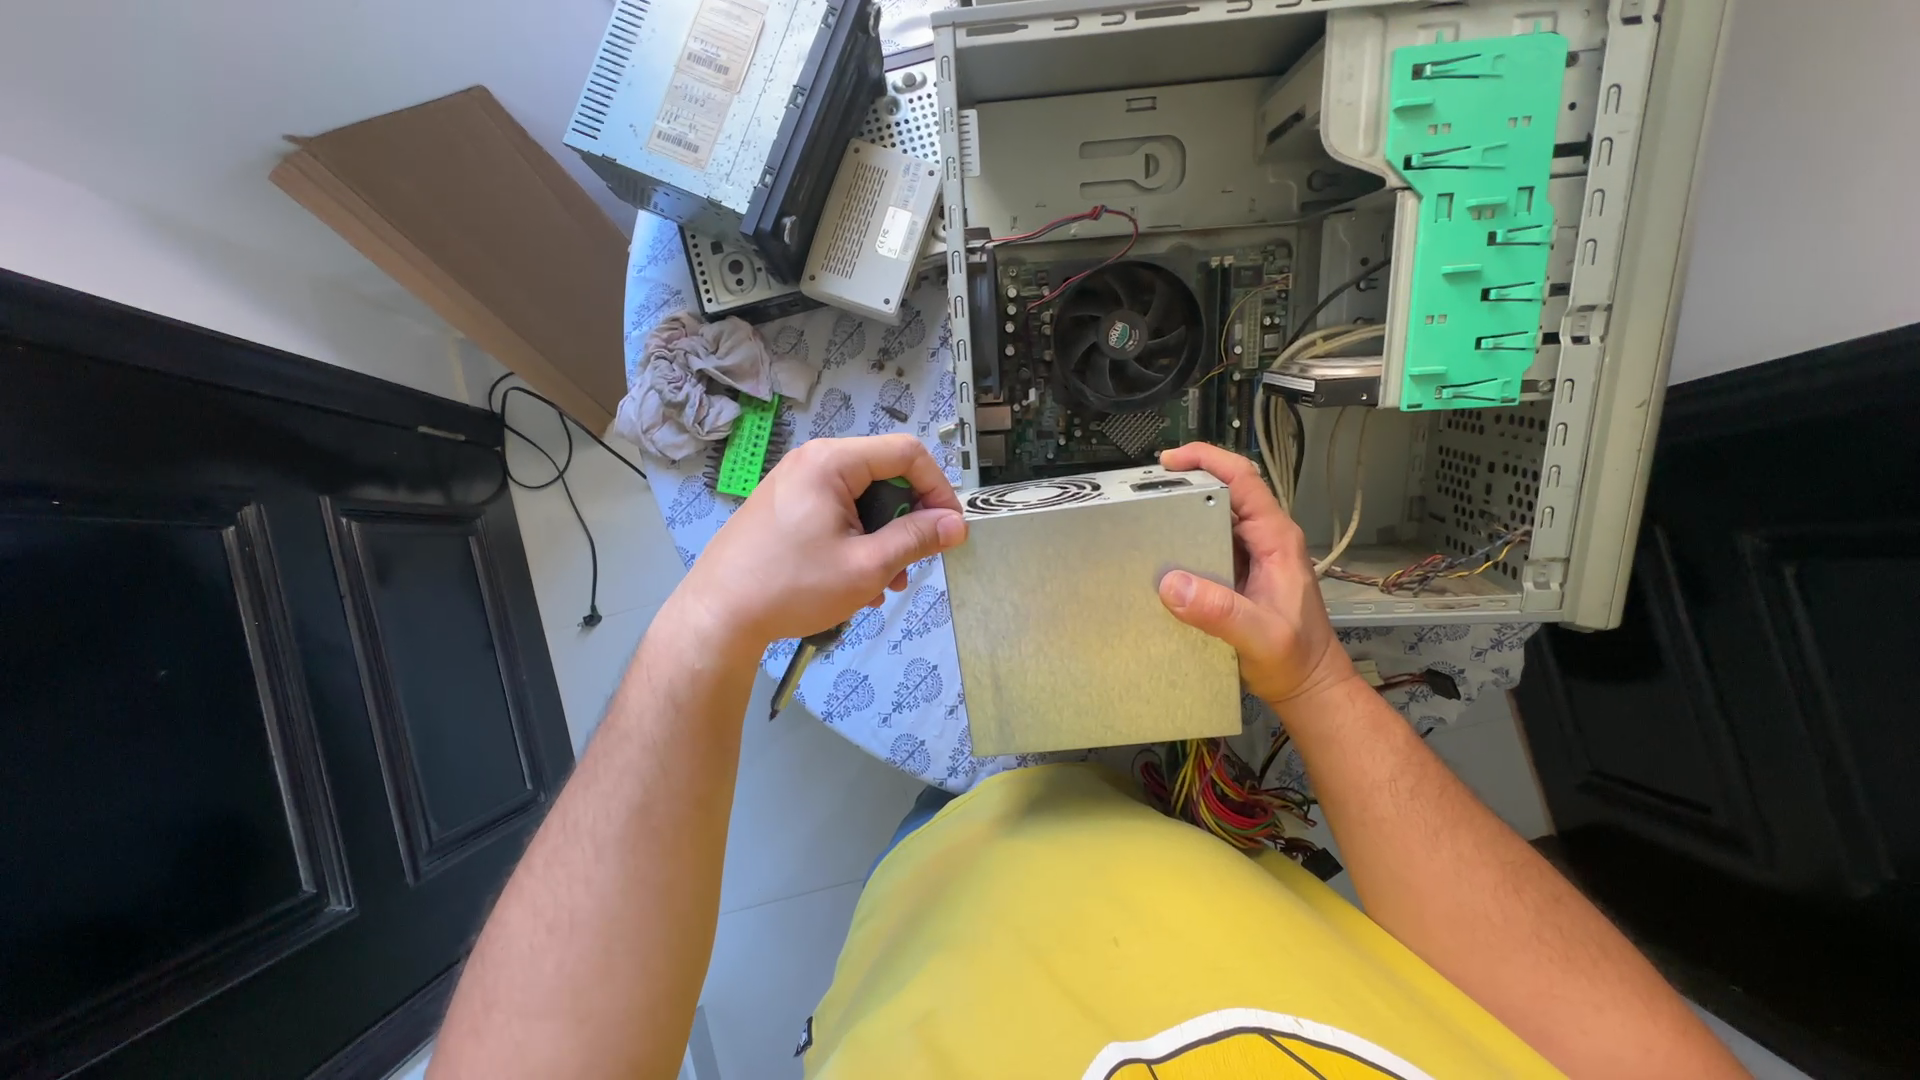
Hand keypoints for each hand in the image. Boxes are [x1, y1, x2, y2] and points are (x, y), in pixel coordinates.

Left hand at [676, 435, 966, 649]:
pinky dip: (854, 543)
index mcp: (832, 461)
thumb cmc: (794, 586)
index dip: (938, 489)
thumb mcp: (867, 566)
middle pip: (884, 477)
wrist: (717, 615)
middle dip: (906, 523)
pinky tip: (853, 584)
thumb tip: (957, 524)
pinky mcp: (784, 508)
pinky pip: (836, 515)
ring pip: (862, 502)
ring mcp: (795, 484)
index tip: (949, 530)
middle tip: (911, 567)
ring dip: (882, 540)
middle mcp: (813, 461)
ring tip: (882, 586)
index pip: (907, 453)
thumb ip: (916, 539)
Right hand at [1155, 442, 1354, 710]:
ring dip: (1182, 512)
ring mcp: (1252, 556)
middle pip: (1226, 491)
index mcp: (1276, 539)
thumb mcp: (1260, 637)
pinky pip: (1208, 544)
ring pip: (1214, 518)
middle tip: (1144, 491)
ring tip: (1144, 517)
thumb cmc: (1295, 660)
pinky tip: (1159, 553)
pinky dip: (1183, 540)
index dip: (1208, 459)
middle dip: (1187, 482)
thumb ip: (1220, 611)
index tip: (1169, 461)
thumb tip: (1171, 584)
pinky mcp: (1239, 574)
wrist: (1309, 687)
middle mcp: (1264, 539)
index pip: (1243, 480)